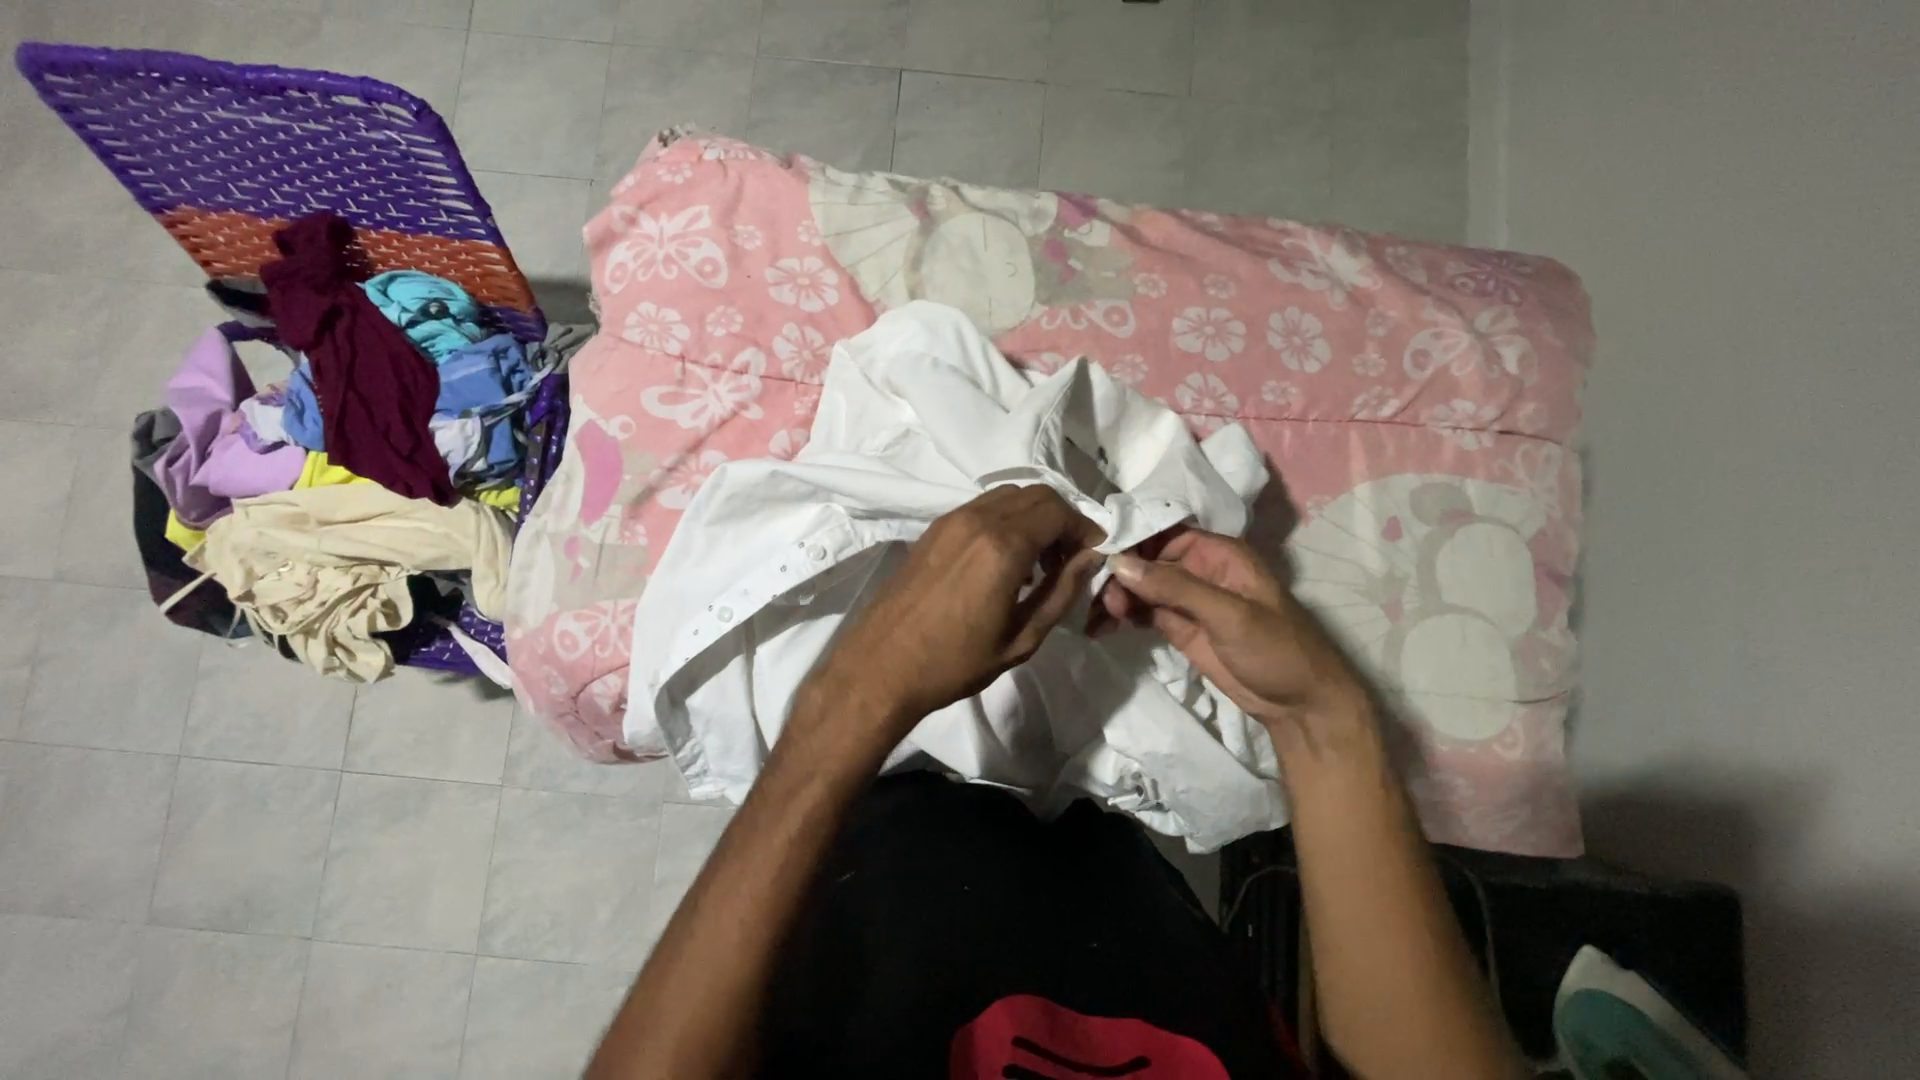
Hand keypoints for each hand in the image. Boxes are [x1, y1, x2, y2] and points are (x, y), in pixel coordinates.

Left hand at [805, 486, 1106, 730]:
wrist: (881, 668)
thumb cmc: (955, 663)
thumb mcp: (1022, 638)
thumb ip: (1061, 592)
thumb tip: (1091, 558)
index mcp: (1003, 546)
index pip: (1059, 511)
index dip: (1084, 529)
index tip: (1093, 556)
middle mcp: (977, 520)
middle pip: (1035, 494)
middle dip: (1061, 520)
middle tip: (1069, 560)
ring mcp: (950, 521)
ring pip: (1007, 496)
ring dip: (1032, 518)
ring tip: (1038, 564)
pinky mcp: (932, 530)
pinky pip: (981, 508)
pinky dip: (1005, 521)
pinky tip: (1004, 563)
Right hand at [1097, 528, 1367, 732]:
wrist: (1300, 706)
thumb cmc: (1277, 650)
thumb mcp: (1228, 613)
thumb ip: (1175, 587)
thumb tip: (1120, 564)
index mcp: (1220, 554)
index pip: (1166, 533)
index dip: (1133, 540)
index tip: (1099, 554)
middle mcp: (1200, 570)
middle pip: (1148, 560)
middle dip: (1120, 573)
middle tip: (1097, 595)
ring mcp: (1189, 601)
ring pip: (1142, 586)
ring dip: (1118, 595)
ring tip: (1098, 615)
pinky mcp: (1180, 628)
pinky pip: (1144, 612)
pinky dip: (1123, 615)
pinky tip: (1102, 624)